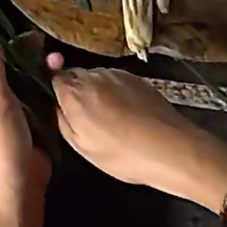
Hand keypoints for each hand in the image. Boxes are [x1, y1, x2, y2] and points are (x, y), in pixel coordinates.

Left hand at [0, 31, 56, 206]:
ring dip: (30, 62)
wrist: (21, 183)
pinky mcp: (24, 113)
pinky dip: (41, 79)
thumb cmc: (0, 141)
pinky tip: (55, 67)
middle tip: (32, 35)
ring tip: (47, 48)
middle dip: (11, 48)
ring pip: (15, 75)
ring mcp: (4, 104)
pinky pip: (30, 90)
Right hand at [54, 68, 226, 196]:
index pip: (54, 76)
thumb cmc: (122, 153)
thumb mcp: (82, 147)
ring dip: (99, 93)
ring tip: (113, 120)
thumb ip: (63, 121)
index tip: (64, 104)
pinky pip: (118, 82)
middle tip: (88, 118)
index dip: (58, 89)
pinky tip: (130, 115)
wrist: (171, 148)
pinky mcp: (138, 78)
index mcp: (73, 91)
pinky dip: (118, 94)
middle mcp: (93, 75)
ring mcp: (117, 74)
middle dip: (78, 92)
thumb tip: (59, 107)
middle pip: (76, 76)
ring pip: (98, 79)